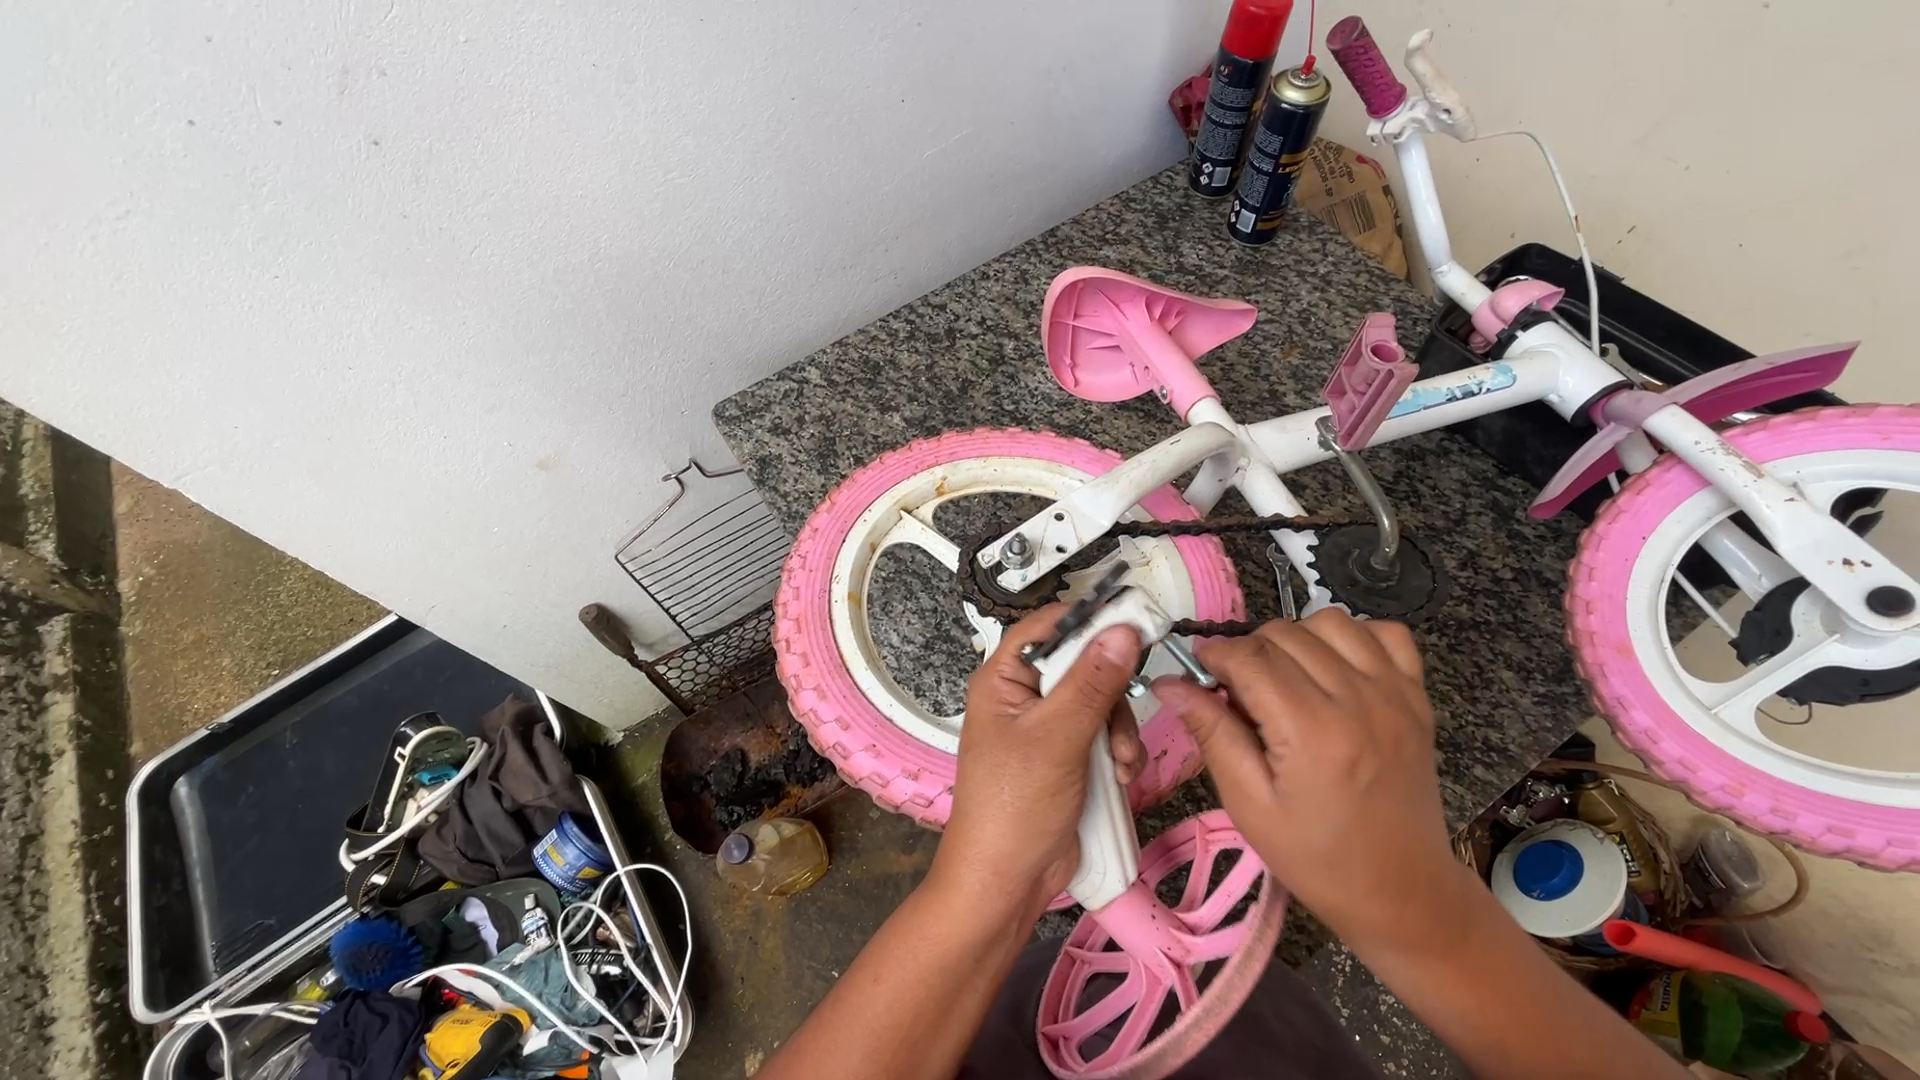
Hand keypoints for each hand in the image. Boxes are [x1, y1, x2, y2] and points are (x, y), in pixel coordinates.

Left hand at [929, 606, 1144, 923]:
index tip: (1137, 623)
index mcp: (1003, 678)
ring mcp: (1047, 727)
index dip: (1091, 620)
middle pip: (1083, 664)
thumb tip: (1123, 628)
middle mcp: (1023, 695)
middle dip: (1111, 694)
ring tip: (1121, 765)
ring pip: (1101, 701)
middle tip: (1124, 720)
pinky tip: (1121, 777)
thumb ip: (1093, 683)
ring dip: (1120, 731)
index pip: (1049, 626)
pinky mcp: (1068, 756)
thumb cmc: (1016, 804)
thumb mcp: (1057, 738)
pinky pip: (1104, 735)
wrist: (1007, 881)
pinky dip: (1119, 753)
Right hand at [1152, 610, 1465, 948]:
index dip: (1215, 656)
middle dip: (1250, 650)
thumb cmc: (1316, 856)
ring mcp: (1395, 694)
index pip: (1249, 656)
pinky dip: (1354, 637)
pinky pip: (1386, 632)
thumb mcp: (1248, 804)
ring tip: (1285, 678)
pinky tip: (1335, 668)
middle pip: (1285, 633)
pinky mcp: (1418, 697)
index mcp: (1311, 730)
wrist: (1402, 891)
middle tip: (1241, 692)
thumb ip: (1211, 733)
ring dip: (1297, 638)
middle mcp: (1357, 699)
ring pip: (1331, 621)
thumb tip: (1168, 683)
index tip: (1202, 674)